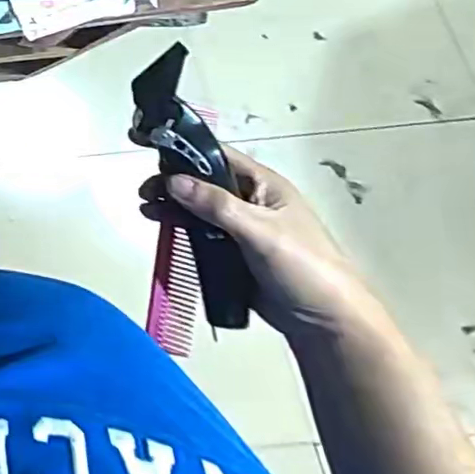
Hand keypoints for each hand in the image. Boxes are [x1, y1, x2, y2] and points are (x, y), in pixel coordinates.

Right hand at [140, 146, 387, 340]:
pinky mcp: (234, 252)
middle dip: (173, 180)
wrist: (328, 327)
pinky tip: (160, 224)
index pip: (218, 155)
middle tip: (146, 190)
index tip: (152, 145)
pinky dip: (180, 226)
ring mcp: (242, 227)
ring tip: (146, 207)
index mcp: (264, 184)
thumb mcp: (260, 231)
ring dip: (173, 203)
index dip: (185, 147)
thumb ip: (216, 205)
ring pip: (199, 206)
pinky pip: (201, 231)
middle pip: (203, 180)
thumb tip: (174, 181)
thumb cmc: (304, 268)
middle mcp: (251, 199)